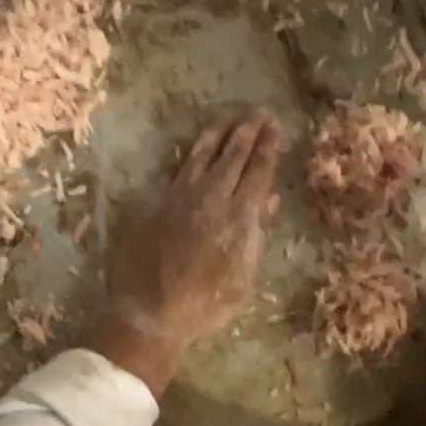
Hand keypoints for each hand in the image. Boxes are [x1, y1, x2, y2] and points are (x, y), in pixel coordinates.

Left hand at [87, 109, 282, 396]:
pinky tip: (192, 147)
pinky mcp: (156, 204)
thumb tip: (269, 200)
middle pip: (232, 154)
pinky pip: (176, 169)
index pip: (259, 170)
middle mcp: (212, 197)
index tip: (274, 127)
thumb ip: (257, 235)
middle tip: (257, 113)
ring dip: (217, 135)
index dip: (268, 146)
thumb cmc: (204, 305)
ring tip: (227, 120)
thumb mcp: (242, 279)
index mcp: (240, 216)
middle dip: (247, 131)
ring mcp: (181, 197)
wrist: (151, 312)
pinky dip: (188, 154)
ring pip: (201, 155)